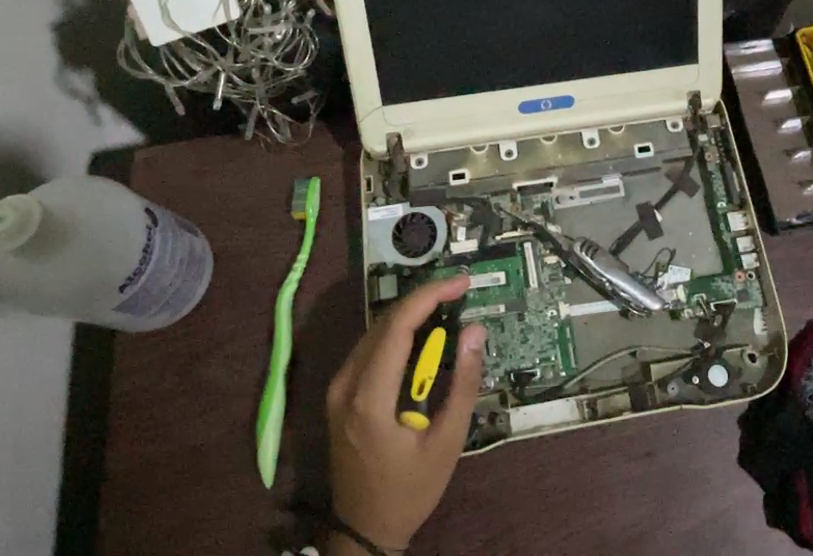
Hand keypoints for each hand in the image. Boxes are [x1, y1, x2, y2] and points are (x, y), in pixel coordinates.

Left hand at [326, 276, 486, 552]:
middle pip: (385, 322)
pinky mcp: (339, 394)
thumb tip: (475, 330)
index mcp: (369, 396)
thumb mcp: (447, 442)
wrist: (363, 528)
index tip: (463, 282)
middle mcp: (345, 383)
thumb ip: (462, 383)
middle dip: (424, 299)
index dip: (431, 295)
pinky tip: (423, 334)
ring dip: (411, 314)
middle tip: (461, 292)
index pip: (398, 325)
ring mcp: (337, 388)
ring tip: (448, 306)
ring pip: (375, 331)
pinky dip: (398, 333)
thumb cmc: (409, 489)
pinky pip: (369, 348)